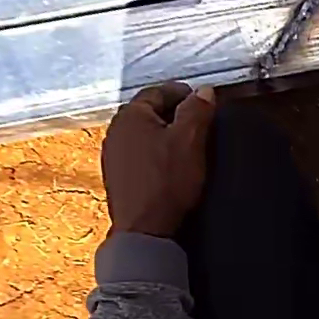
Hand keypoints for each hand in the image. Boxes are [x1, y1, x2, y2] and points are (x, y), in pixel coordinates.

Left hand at [102, 82, 215, 237]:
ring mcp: (113, 154)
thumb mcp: (190, 142)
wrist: (145, 228)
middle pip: (149, 112)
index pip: (160, 92)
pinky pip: (139, 153)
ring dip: (163, 134)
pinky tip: (169, 165)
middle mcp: (116, 130)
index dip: (184, 94)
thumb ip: (197, 111)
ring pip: (143, 133)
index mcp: (131, 115)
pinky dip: (155, 152)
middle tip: (198, 122)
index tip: (202, 101)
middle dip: (173, 114)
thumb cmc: (167, 182)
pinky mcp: (117, 175)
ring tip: (186, 145)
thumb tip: (204, 91)